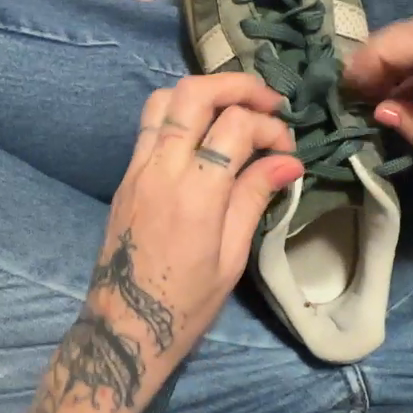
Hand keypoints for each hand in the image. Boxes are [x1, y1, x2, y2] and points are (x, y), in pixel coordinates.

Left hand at [87, 74, 303, 372]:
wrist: (124, 326)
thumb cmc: (186, 303)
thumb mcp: (231, 257)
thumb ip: (254, 198)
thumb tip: (289, 161)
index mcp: (195, 193)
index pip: (234, 126)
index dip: (268, 126)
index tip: (287, 148)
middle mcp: (161, 168)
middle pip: (193, 93)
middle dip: (236, 86)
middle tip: (267, 101)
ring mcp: (137, 168)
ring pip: (164, 98)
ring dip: (204, 92)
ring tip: (234, 108)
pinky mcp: (125, 175)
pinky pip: (150, 123)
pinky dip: (181, 112)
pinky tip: (205, 132)